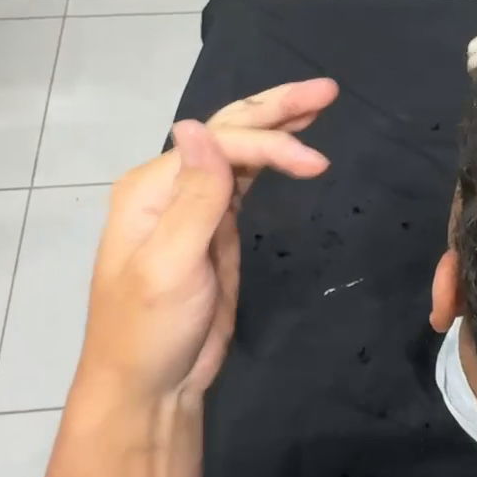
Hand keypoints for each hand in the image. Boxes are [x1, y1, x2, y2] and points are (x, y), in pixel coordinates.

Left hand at [77, 79, 339, 406]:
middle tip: (326, 89)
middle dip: (276, 108)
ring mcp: (196, 205)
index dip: (270, 145)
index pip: (219, 143)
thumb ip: (191, 197)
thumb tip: (195, 127)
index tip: (317, 165)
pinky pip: (246, 179)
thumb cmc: (151, 330)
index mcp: (151, 187)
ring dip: (278, 124)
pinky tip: (294, 145)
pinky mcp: (217, 227)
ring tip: (318, 102)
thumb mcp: (169, 266)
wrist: (152, 387)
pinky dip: (273, 158)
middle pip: (228, 131)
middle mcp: (171, 185)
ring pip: (241, 150)